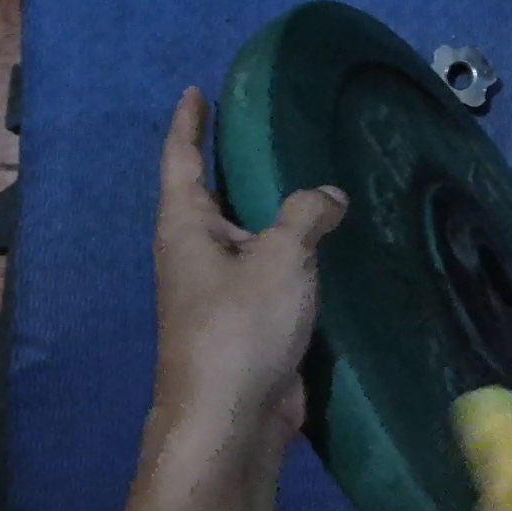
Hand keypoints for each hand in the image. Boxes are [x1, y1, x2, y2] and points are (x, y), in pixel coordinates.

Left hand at [152, 87, 347, 456]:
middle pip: (216, 196)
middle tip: (279, 132)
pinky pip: (274, 271)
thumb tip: (329, 195)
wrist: (232, 418)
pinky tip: (330, 246)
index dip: (188, 124)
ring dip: (276, 212)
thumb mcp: (279, 257)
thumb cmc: (241, 326)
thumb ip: (307, 214)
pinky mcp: (251, 320)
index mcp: (186, 228)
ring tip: (317, 182)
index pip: (180, 160)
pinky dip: (297, 252)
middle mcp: (197, 254)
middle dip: (239, 165)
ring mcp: (223, 290)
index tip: (196, 92)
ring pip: (251, 236)